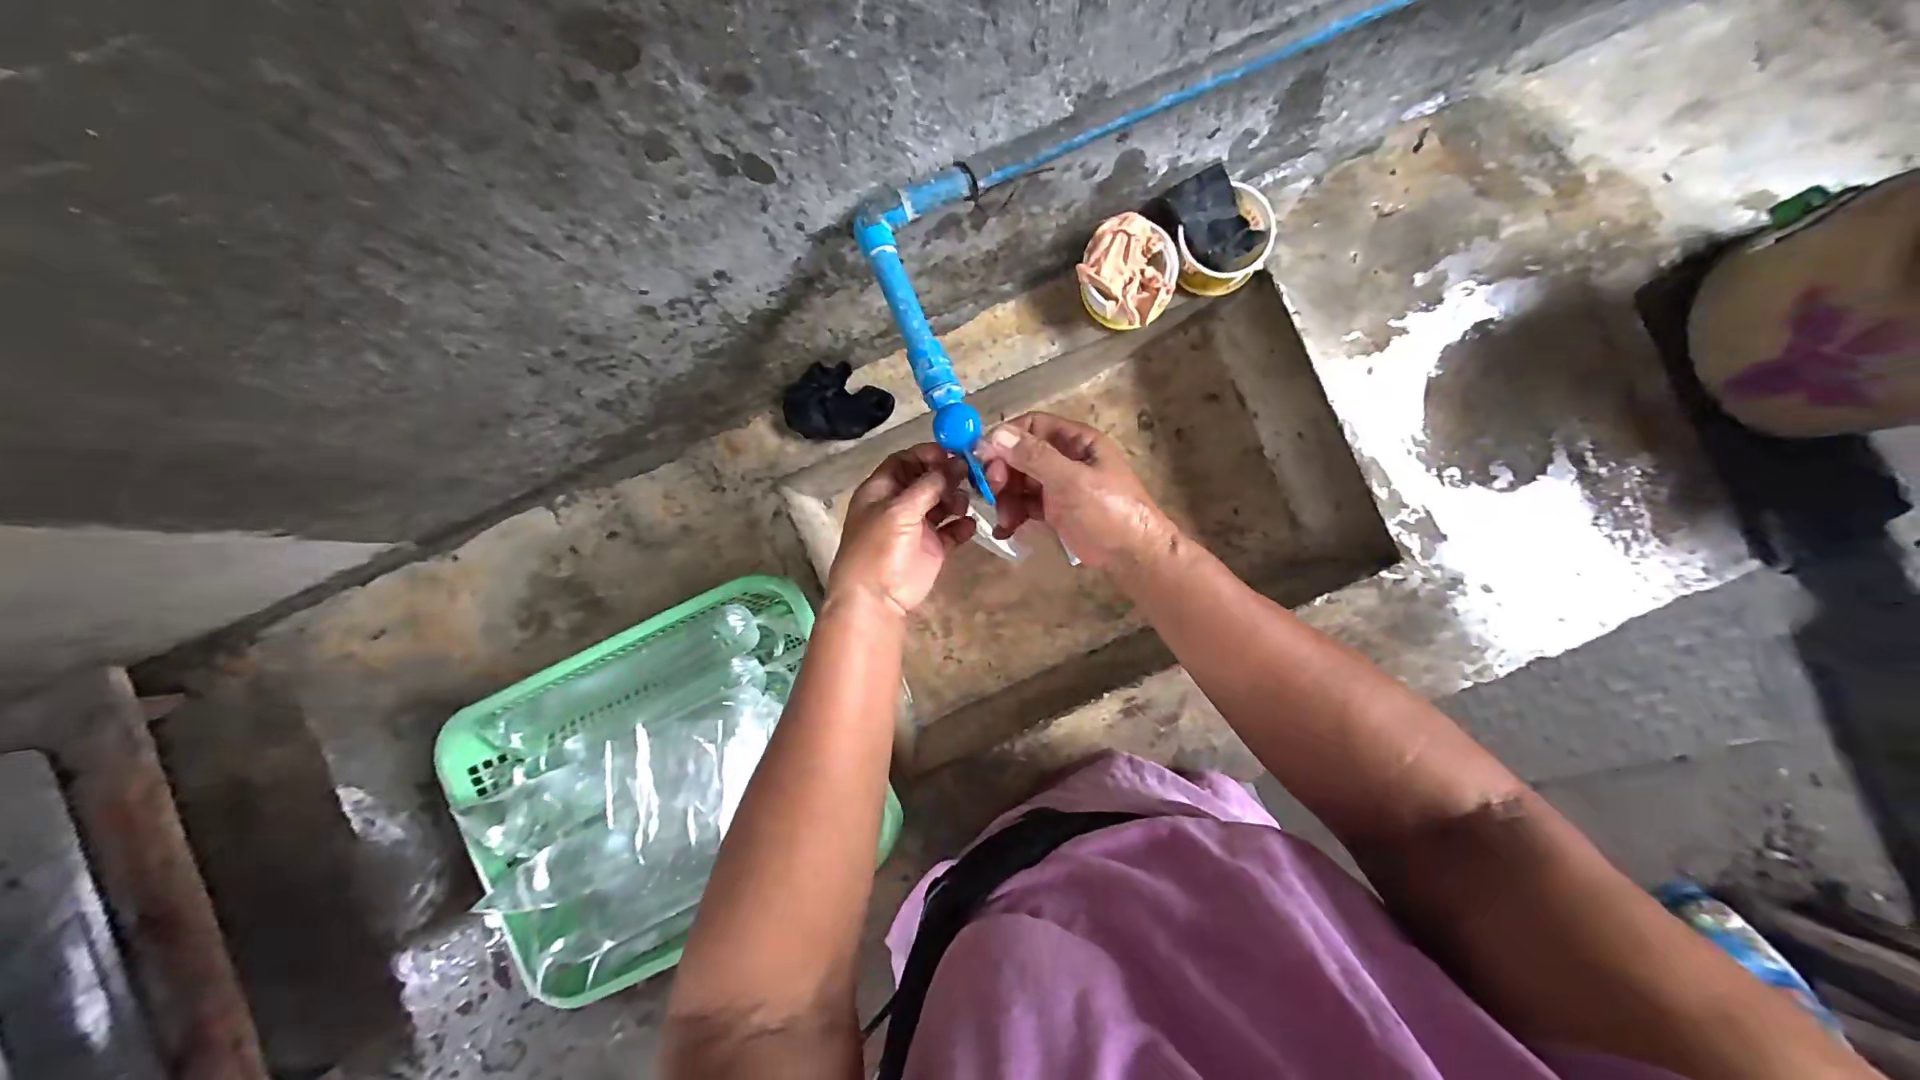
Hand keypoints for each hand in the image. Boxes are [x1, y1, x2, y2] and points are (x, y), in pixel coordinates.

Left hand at [828, 444, 976, 616]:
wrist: (875, 598)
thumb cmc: (879, 548)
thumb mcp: (900, 510)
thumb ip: (929, 485)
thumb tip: (956, 463)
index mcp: (882, 490)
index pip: (906, 460)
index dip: (928, 454)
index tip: (955, 453)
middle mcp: (900, 504)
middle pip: (928, 480)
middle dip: (948, 476)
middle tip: (971, 476)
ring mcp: (917, 526)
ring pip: (943, 503)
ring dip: (957, 499)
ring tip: (964, 505)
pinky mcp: (933, 547)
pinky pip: (953, 530)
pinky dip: (963, 526)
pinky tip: (970, 526)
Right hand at [975, 412, 1178, 571]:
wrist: (1134, 556)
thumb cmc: (1109, 512)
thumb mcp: (1071, 481)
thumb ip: (1034, 457)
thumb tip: (995, 434)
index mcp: (1076, 441)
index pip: (1032, 426)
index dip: (1006, 438)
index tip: (984, 458)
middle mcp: (1066, 458)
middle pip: (1021, 454)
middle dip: (1003, 473)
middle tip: (992, 492)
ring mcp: (1060, 485)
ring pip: (1020, 481)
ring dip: (1005, 497)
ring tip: (1005, 519)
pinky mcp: (1056, 510)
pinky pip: (1026, 504)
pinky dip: (1013, 514)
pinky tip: (1005, 529)